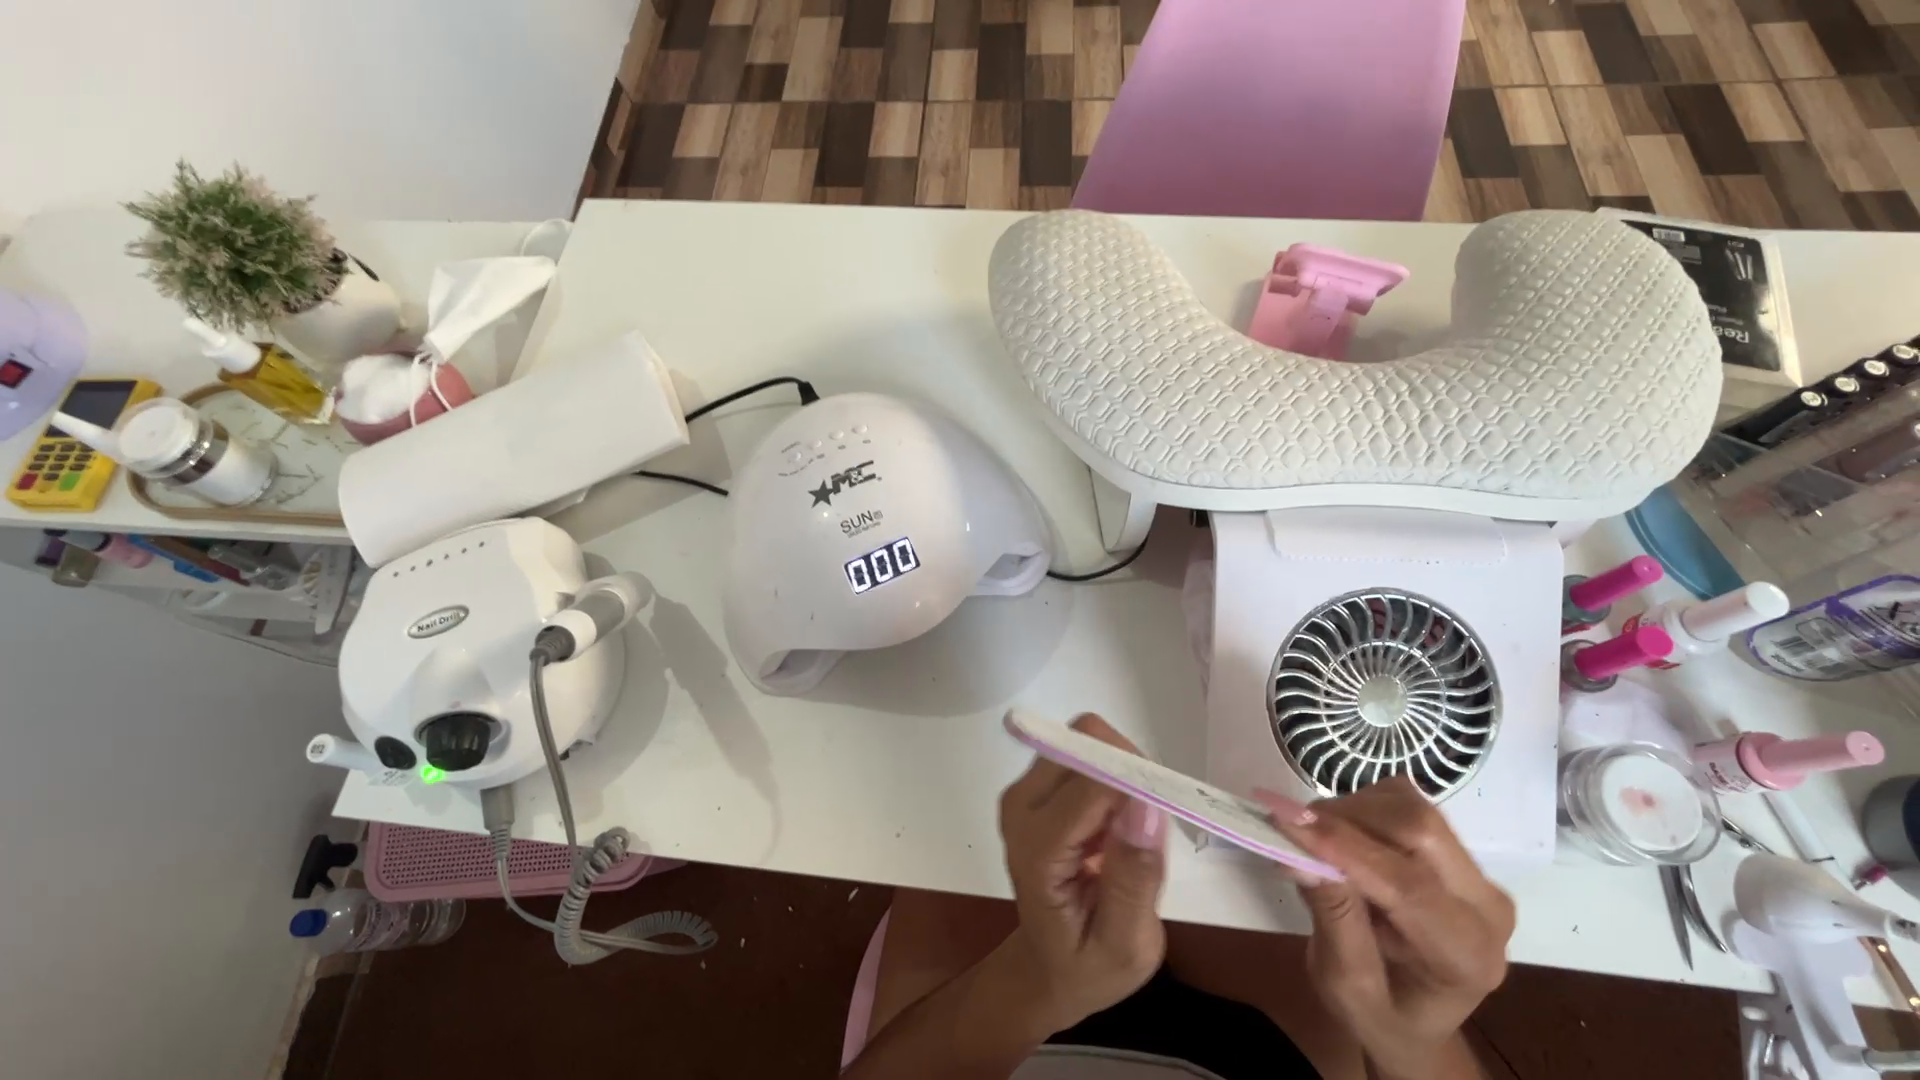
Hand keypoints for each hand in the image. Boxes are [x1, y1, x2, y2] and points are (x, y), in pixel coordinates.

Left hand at [998, 713, 1168, 1033]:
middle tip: (1149, 825)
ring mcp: (1025, 791)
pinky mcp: (1036, 785)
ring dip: (1123, 773)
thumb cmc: (1088, 965)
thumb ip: (1134, 879)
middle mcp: (1022, 806)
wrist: (1050, 965)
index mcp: (1038, 849)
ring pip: (1087, 740)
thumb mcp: (1125, 945)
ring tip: (1133, 830)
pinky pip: (1087, 752)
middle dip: (1129, 771)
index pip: (1091, 783)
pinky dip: (1114, 777)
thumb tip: (1146, 807)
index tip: (1163, 818)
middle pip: (1084, 743)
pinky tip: (1117, 824)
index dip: (1137, 786)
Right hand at [1257, 777, 1514, 1079]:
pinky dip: (1363, 807)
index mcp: (1466, 955)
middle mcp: (1486, 908)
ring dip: (1352, 811)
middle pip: (1419, 829)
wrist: (1414, 1019)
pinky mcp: (1458, 852)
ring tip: (1316, 838)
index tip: (1282, 819)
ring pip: (1410, 808)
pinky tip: (1345, 837)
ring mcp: (1477, 875)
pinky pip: (1407, 804)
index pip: (1408, 884)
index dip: (1343, 844)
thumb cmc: (1378, 1012)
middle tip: (1292, 827)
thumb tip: (1297, 853)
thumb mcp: (1344, 983)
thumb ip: (1332, 917)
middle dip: (1346, 818)